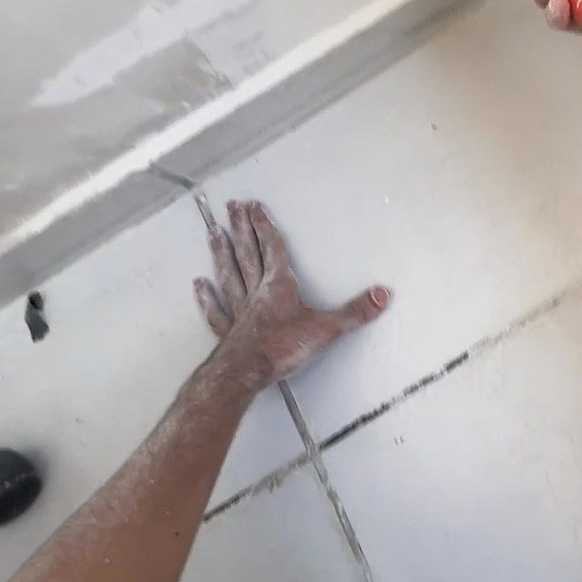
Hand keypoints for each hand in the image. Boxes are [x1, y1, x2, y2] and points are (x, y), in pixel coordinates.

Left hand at [191, 200, 390, 392]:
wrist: (244, 374)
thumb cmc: (280, 348)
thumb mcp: (326, 329)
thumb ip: (355, 312)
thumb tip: (382, 296)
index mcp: (279, 286)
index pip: (273, 248)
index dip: (264, 226)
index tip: (254, 206)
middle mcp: (256, 292)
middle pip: (247, 254)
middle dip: (240, 229)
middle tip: (231, 207)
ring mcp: (239, 310)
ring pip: (229, 274)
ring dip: (221, 252)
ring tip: (213, 232)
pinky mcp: (228, 330)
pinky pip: (216, 309)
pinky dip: (206, 297)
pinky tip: (199, 285)